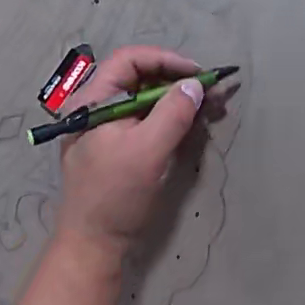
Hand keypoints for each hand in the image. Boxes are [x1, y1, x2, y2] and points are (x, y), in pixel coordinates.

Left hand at [54, 46, 204, 256]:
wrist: (94, 244)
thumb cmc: (115, 196)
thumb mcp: (147, 151)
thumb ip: (172, 114)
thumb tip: (194, 85)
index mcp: (93, 101)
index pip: (130, 60)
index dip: (166, 60)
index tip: (197, 74)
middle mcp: (97, 108)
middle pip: (141, 77)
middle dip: (178, 81)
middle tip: (211, 93)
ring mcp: (108, 128)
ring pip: (148, 99)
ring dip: (180, 100)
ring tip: (211, 108)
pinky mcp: (120, 146)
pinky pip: (148, 120)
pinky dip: (173, 118)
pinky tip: (194, 123)